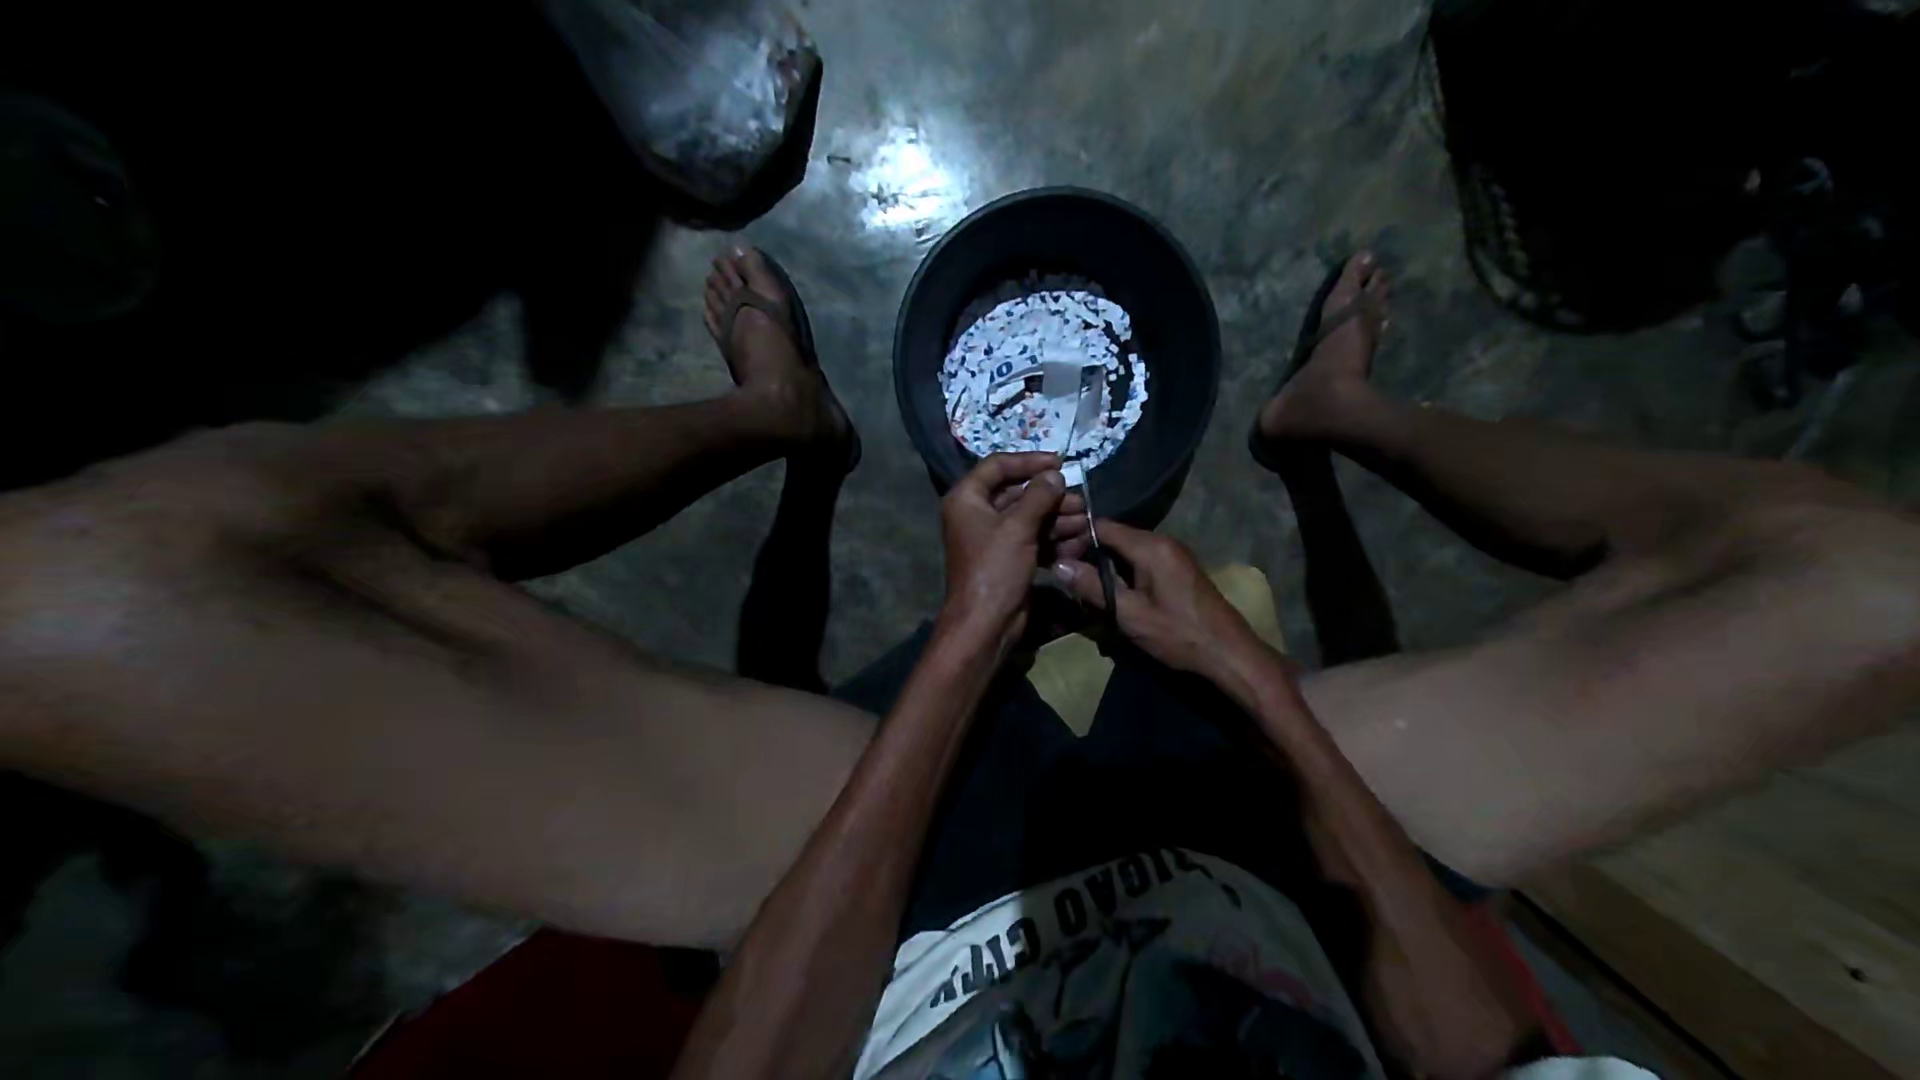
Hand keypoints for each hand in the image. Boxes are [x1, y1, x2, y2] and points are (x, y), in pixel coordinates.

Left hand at [939, 453, 1088, 648]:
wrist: (986, 623)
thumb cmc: (995, 569)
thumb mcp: (1018, 527)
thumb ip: (1038, 496)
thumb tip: (1056, 475)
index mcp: (966, 499)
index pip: (997, 466)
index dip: (1028, 461)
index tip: (1060, 462)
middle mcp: (977, 513)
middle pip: (1017, 492)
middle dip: (1050, 495)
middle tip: (1080, 499)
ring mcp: (993, 537)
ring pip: (1028, 516)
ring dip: (1057, 516)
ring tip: (1085, 519)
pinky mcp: (1008, 556)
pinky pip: (1032, 537)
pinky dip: (1052, 536)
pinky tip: (1078, 538)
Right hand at [1052, 522, 1270, 682]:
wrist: (1229, 654)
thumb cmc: (1179, 634)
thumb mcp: (1129, 614)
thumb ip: (1092, 587)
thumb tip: (1057, 565)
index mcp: (1151, 546)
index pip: (1102, 526)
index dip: (1075, 537)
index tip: (1054, 556)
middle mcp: (1163, 541)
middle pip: (1114, 536)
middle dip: (1087, 552)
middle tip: (1065, 575)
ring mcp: (1173, 554)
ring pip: (1126, 549)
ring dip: (1104, 565)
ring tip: (1083, 586)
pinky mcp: (1178, 569)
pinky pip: (1141, 560)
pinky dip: (1122, 571)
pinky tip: (1111, 593)